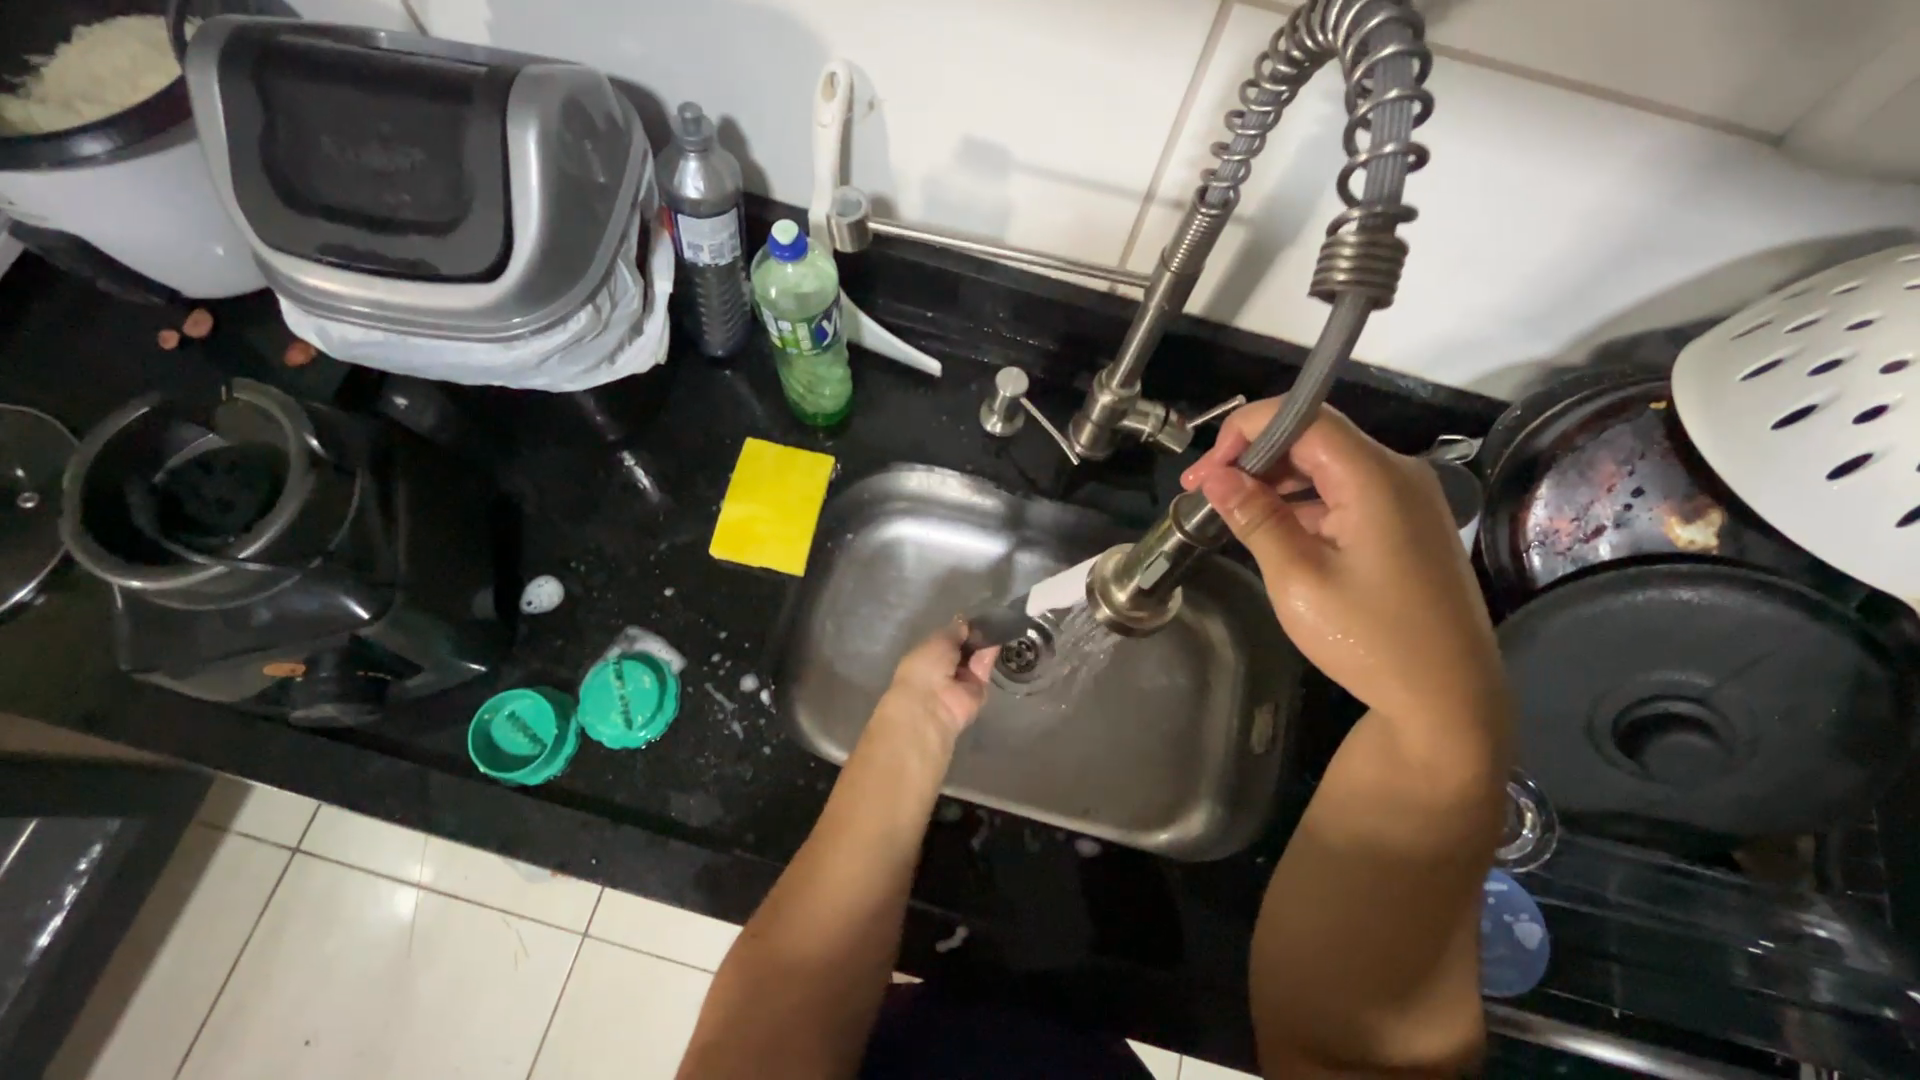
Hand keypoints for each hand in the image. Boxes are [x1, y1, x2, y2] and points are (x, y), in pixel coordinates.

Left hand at [875, 621, 998, 739]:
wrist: (931, 705)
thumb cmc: (925, 667)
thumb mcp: (938, 641)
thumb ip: (954, 631)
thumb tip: (965, 622)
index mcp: (927, 656)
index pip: (947, 640)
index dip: (959, 629)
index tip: (973, 617)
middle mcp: (945, 668)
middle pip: (965, 648)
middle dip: (975, 635)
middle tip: (990, 618)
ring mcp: (963, 680)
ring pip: (977, 657)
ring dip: (985, 642)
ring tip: (998, 622)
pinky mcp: (979, 689)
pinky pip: (985, 668)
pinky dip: (990, 654)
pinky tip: (998, 635)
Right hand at [1181, 400, 1504, 726]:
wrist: (1447, 698)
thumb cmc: (1368, 640)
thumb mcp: (1298, 579)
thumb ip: (1256, 518)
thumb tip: (1215, 478)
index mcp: (1374, 478)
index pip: (1304, 416)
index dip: (1246, 430)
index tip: (1204, 471)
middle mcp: (1398, 474)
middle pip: (1317, 437)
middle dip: (1255, 456)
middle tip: (1205, 492)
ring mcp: (1408, 499)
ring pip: (1330, 465)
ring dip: (1278, 480)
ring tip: (1230, 512)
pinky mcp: (1408, 525)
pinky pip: (1348, 493)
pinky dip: (1306, 502)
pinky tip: (1274, 530)